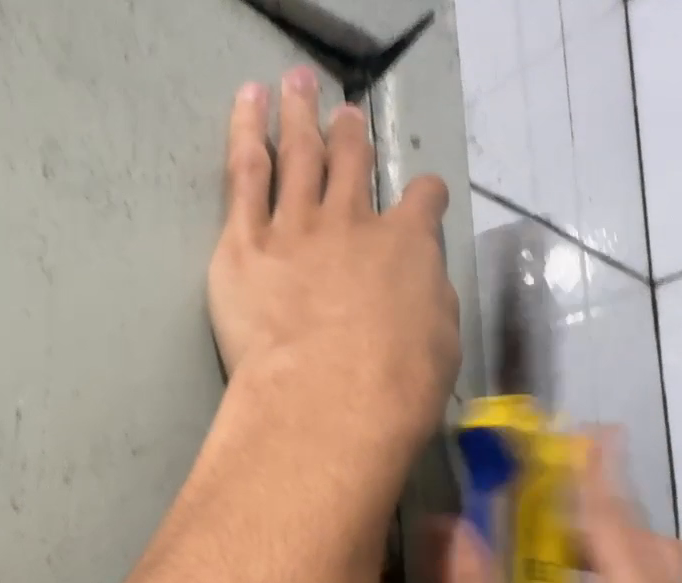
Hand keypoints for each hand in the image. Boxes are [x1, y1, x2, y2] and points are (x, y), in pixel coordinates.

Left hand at [206, 68, 460, 457]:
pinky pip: (245, 173)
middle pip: (351, 164)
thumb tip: (416, 290)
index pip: (420, 203)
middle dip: (349, 133)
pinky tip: (248, 102)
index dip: (422, 196)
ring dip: (299, 115)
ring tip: (295, 85)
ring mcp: (296, 227)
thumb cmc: (393, 388)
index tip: (421, 193)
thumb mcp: (438, 344)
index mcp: (407, 247)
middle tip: (343, 111)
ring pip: (299, 155)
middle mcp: (352, 223)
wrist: (329, 398)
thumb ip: (425, 303)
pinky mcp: (244, 245)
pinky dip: (245, 130)